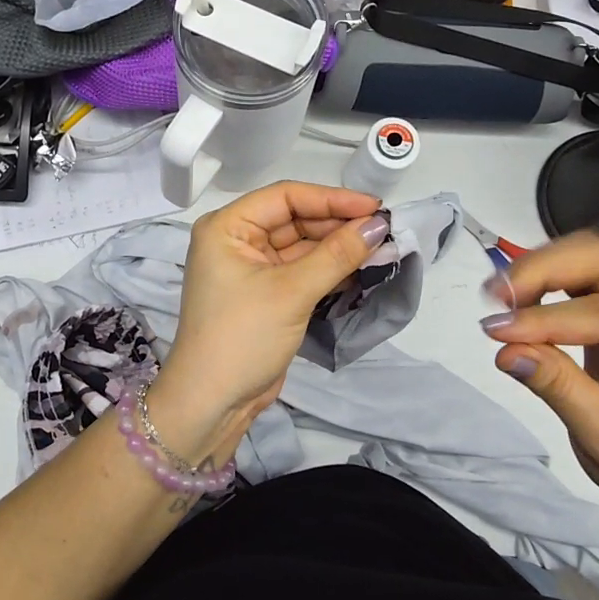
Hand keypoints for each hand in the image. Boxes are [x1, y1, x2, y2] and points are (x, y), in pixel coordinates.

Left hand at [153, 182, 386, 432]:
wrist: (213, 402)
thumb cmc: (242, 336)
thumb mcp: (291, 292)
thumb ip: (337, 254)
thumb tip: (379, 223)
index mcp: (227, 227)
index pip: (285, 197)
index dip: (331, 198)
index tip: (374, 207)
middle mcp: (236, 241)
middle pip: (294, 219)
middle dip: (338, 224)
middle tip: (385, 230)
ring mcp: (250, 269)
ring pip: (301, 246)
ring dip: (338, 248)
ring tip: (382, 247)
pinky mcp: (265, 295)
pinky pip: (301, 270)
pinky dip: (329, 269)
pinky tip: (361, 268)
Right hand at [481, 231, 598, 522]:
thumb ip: (559, 388)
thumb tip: (506, 349)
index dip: (547, 317)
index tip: (495, 331)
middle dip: (544, 269)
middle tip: (495, 298)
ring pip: (596, 256)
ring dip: (543, 268)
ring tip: (502, 299)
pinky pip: (590, 273)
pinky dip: (551, 278)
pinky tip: (524, 300)